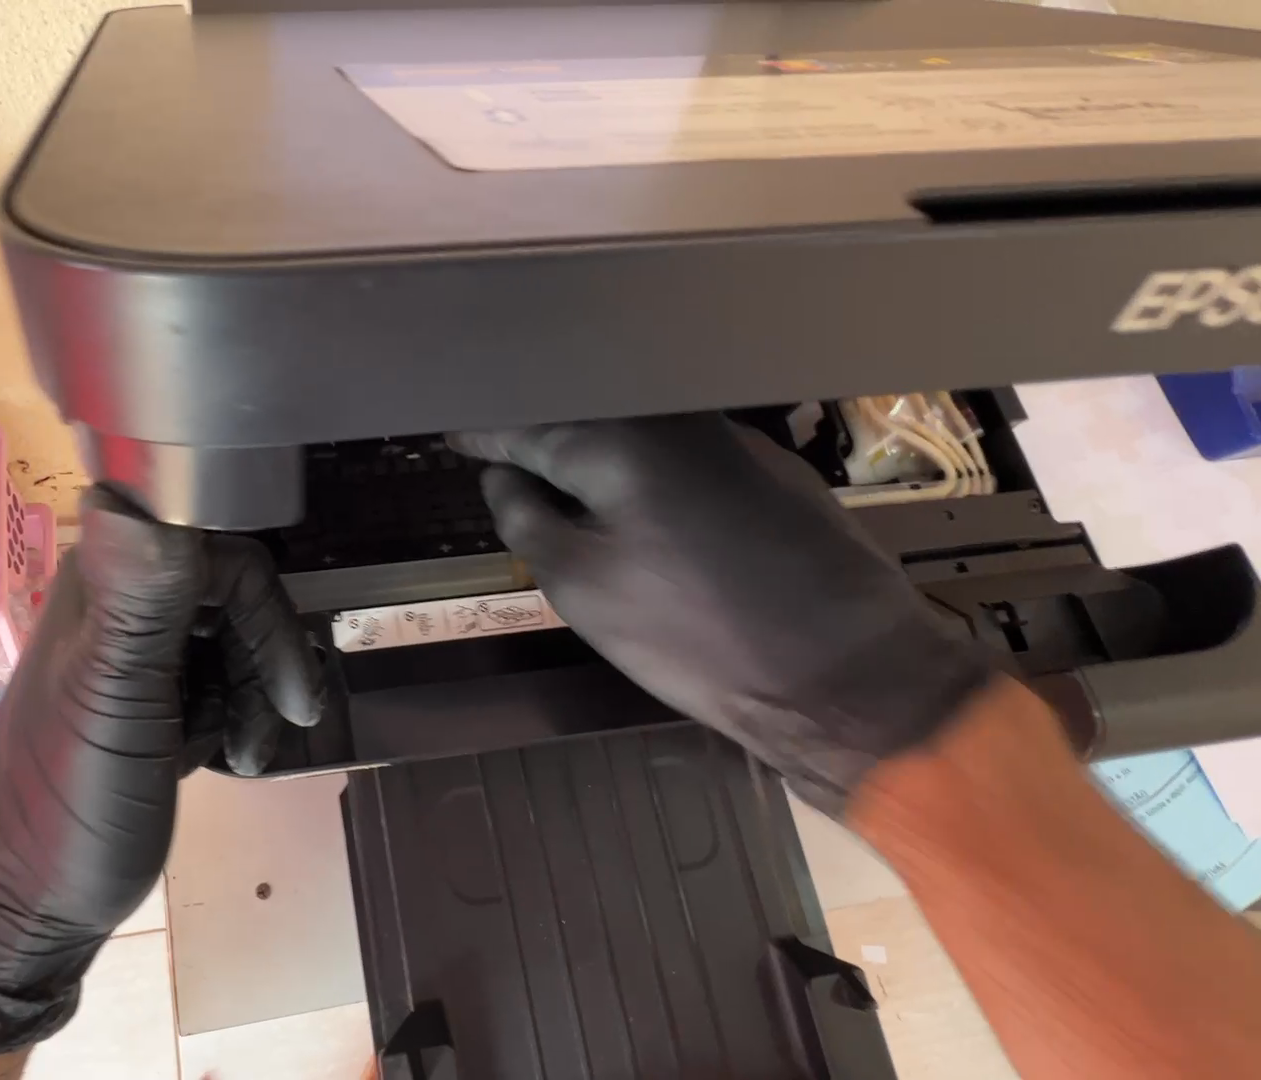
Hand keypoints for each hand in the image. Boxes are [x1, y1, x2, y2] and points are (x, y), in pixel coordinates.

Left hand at [0, 487, 323, 1055]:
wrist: (33, 910)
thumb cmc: (72, 810)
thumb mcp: (115, 706)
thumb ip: (138, 598)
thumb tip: (132, 489)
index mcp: (103, 584)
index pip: (218, 555)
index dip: (263, 614)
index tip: (289, 687)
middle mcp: (118, 600)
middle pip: (233, 596)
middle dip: (264, 665)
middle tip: (278, 729)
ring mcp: (132, 648)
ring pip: (232, 639)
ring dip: (253, 698)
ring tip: (241, 756)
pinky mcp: (146, 689)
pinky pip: (216, 677)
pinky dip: (233, 715)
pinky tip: (221, 757)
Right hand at [452, 414, 998, 815]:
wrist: (843, 674)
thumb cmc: (689, 633)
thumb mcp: (578, 584)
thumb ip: (525, 518)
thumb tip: (504, 477)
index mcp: (619, 442)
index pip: (527, 425)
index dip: (484, 432)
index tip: (451, 432)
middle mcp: (673, 421)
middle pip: (581, 412)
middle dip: (532, 428)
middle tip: (490, 444)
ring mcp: (727, 438)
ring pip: (631, 427)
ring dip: (583, 442)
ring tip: (542, 460)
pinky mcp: (763, 467)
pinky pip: (672, 448)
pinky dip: (631, 459)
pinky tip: (618, 482)